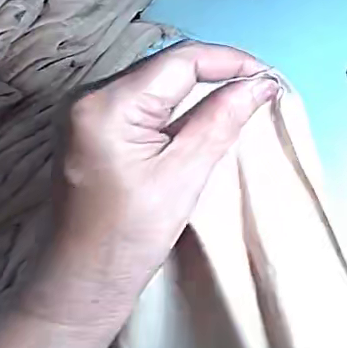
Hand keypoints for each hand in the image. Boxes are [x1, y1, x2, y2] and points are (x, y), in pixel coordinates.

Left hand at [28, 41, 278, 330]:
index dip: (229, 60)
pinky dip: (178, 102)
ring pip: (157, 79)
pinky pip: (144, 98)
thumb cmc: (130, 239)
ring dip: (200, 85)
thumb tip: (262, 83)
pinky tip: (205, 112)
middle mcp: (89, 94)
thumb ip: (222, 119)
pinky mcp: (91, 124)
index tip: (268, 76)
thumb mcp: (184, 176)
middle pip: (166, 65)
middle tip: (260, 87)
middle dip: (217, 71)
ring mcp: (86, 108)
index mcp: (107, 105)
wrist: (78, 287)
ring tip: (241, 97)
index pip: (179, 61)